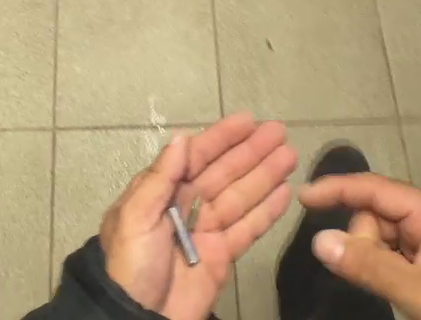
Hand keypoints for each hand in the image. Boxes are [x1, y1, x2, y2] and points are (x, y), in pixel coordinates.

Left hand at [99, 112, 298, 319]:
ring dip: (265, 175)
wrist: (137, 317)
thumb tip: (183, 137)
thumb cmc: (130, 262)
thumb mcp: (134, 214)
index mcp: (165, 189)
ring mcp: (207, 230)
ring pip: (242, 195)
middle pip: (226, 171)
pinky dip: (266, 210)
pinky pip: (248, 227)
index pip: (198, 155)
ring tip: (290, 154)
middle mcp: (188, 203)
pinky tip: (284, 192)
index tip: (249, 120)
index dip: (223, 137)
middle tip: (279, 131)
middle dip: (251, 151)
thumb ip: (161, 176)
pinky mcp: (223, 256)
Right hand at [297, 173, 420, 319]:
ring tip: (394, 291)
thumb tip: (318, 240)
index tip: (302, 198)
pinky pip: (387, 255)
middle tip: (380, 278)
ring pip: (377, 237)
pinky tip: (389, 289)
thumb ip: (370, 266)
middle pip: (373, 214)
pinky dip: (378, 267)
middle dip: (364, 241)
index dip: (337, 189)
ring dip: (372, 258)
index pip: (374, 189)